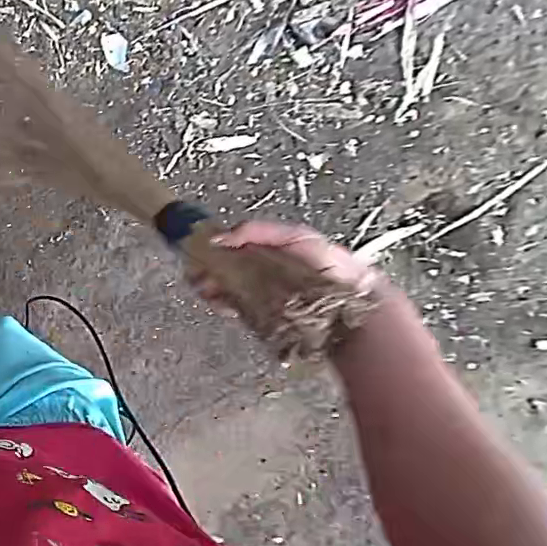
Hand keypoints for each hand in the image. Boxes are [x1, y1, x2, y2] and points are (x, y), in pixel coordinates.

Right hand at [191, 220, 382, 313]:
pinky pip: (229, 307)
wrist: (350, 304)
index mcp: (266, 251)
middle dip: (203, 269)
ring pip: (220, 288)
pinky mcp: (255, 315)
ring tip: (205, 287)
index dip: (210, 247)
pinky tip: (221, 301)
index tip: (196, 249)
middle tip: (196, 272)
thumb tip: (218, 237)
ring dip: (207, 287)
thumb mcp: (296, 236)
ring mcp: (255, 294)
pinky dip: (220, 304)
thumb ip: (257, 231)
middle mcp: (258, 272)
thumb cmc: (330, 267)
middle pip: (218, 269)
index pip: (228, 247)